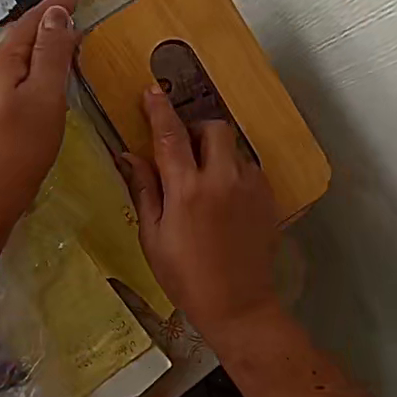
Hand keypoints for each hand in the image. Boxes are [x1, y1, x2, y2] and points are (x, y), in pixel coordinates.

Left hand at [0, 0, 78, 222]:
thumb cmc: (20, 144)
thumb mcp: (45, 94)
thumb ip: (52, 53)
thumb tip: (57, 13)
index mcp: (4, 60)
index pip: (32, 22)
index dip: (56, 6)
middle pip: (24, 38)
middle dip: (49, 24)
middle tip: (77, 15)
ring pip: (23, 60)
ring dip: (45, 48)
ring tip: (69, 43)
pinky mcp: (0, 117)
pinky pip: (24, 81)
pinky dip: (42, 72)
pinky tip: (53, 83)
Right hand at [120, 86, 283, 341]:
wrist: (237, 304)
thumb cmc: (185, 276)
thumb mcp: (153, 237)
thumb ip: (144, 190)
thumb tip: (128, 155)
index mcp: (188, 190)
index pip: (170, 135)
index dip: (158, 109)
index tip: (151, 92)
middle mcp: (223, 179)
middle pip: (213, 128)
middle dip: (196, 129)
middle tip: (182, 150)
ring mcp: (250, 187)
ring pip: (234, 148)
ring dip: (216, 152)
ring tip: (204, 181)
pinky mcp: (268, 198)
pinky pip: (249, 168)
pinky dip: (233, 171)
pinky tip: (223, 198)